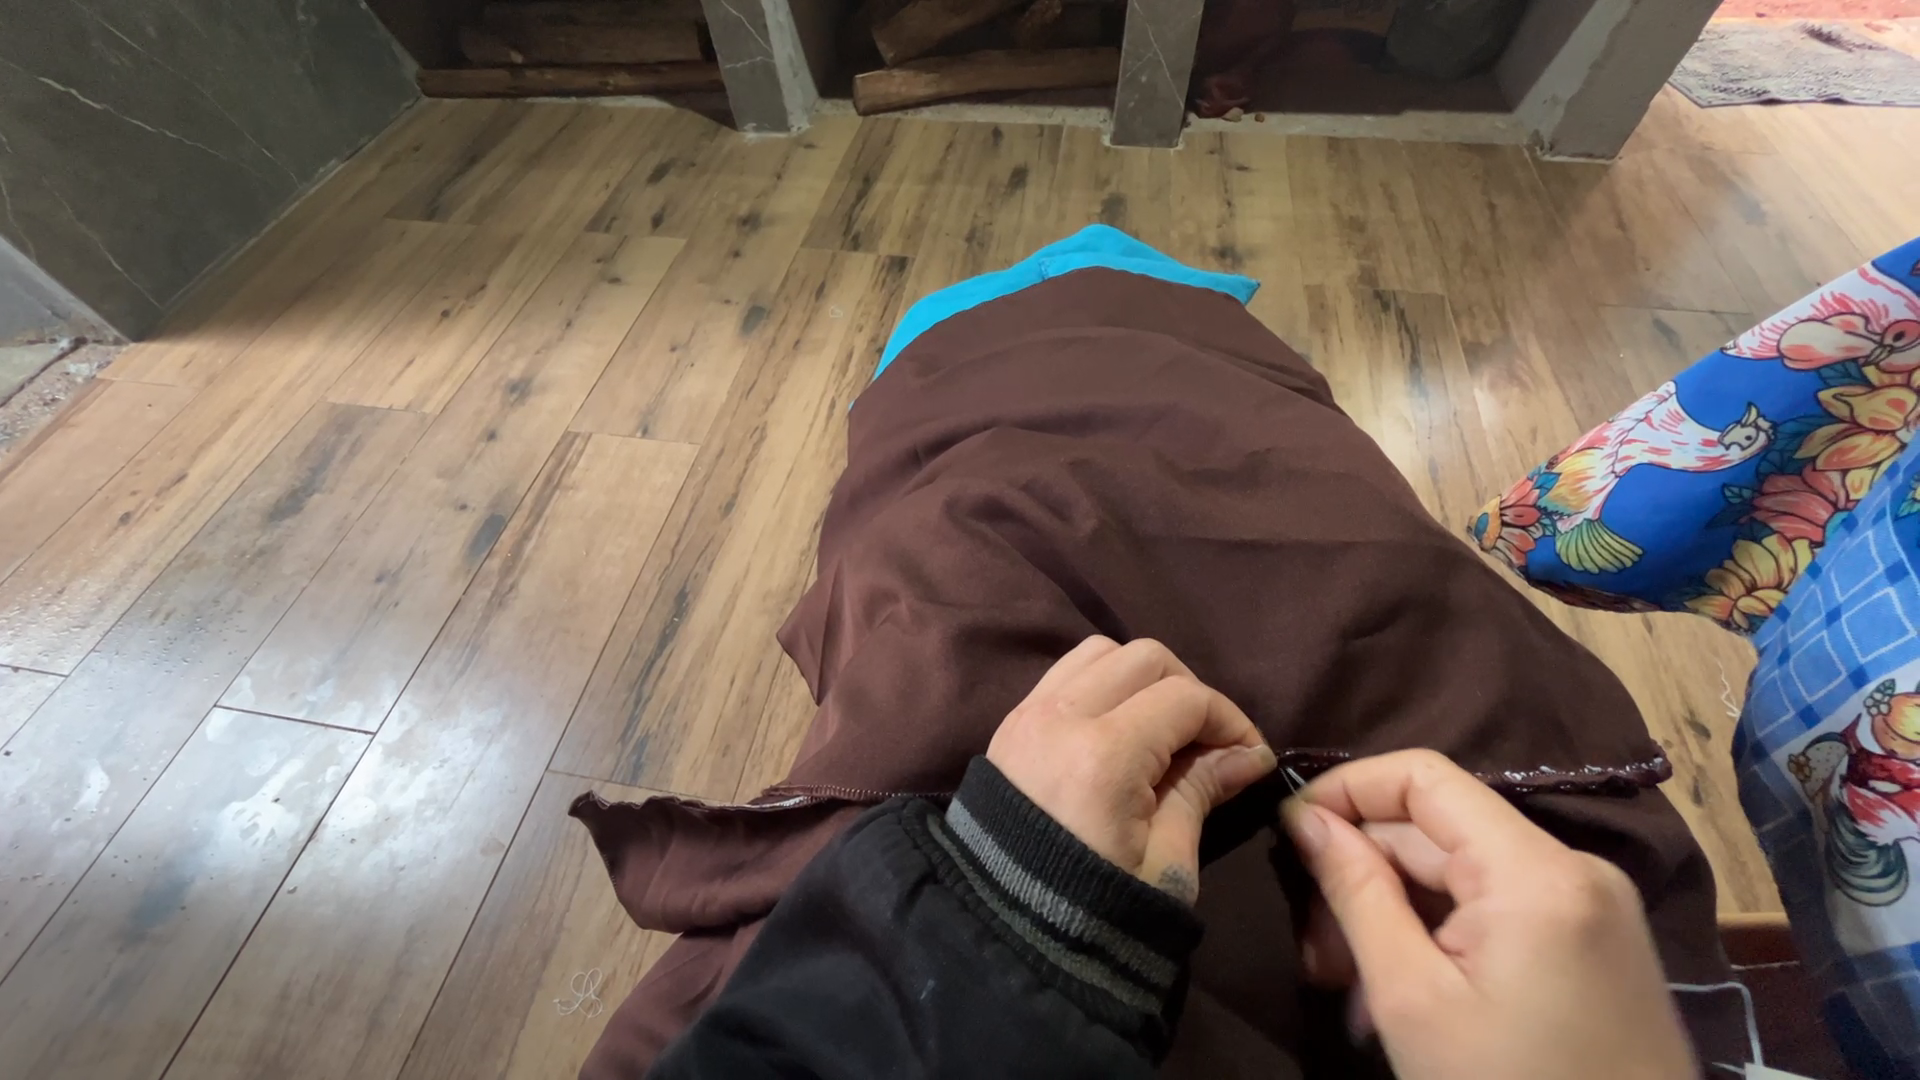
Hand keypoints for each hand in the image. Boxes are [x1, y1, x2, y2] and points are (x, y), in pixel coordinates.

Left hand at [987, 636, 1276, 903]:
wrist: (1002, 930)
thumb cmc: (1092, 910)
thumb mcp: (1165, 863)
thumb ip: (1202, 790)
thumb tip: (1247, 754)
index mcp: (1103, 753)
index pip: (1184, 698)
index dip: (1229, 719)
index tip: (1249, 755)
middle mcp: (1061, 714)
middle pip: (1144, 657)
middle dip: (1188, 690)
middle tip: (1207, 740)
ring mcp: (1029, 711)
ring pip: (1100, 652)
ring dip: (1140, 676)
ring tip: (1161, 727)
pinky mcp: (1011, 720)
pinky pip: (1065, 671)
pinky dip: (1101, 682)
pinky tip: (1118, 725)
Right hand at [1282, 749, 1694, 1079]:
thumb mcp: (1410, 996)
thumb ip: (1354, 889)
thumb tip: (1302, 814)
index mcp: (1536, 872)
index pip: (1421, 776)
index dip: (1347, 787)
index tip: (1292, 829)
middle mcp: (1571, 869)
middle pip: (1431, 830)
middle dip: (1359, 871)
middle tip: (1310, 941)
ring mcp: (1584, 907)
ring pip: (1450, 872)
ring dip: (1386, 909)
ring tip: (1339, 975)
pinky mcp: (1585, 943)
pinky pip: (1483, 906)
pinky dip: (1428, 931)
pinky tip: (1389, 985)